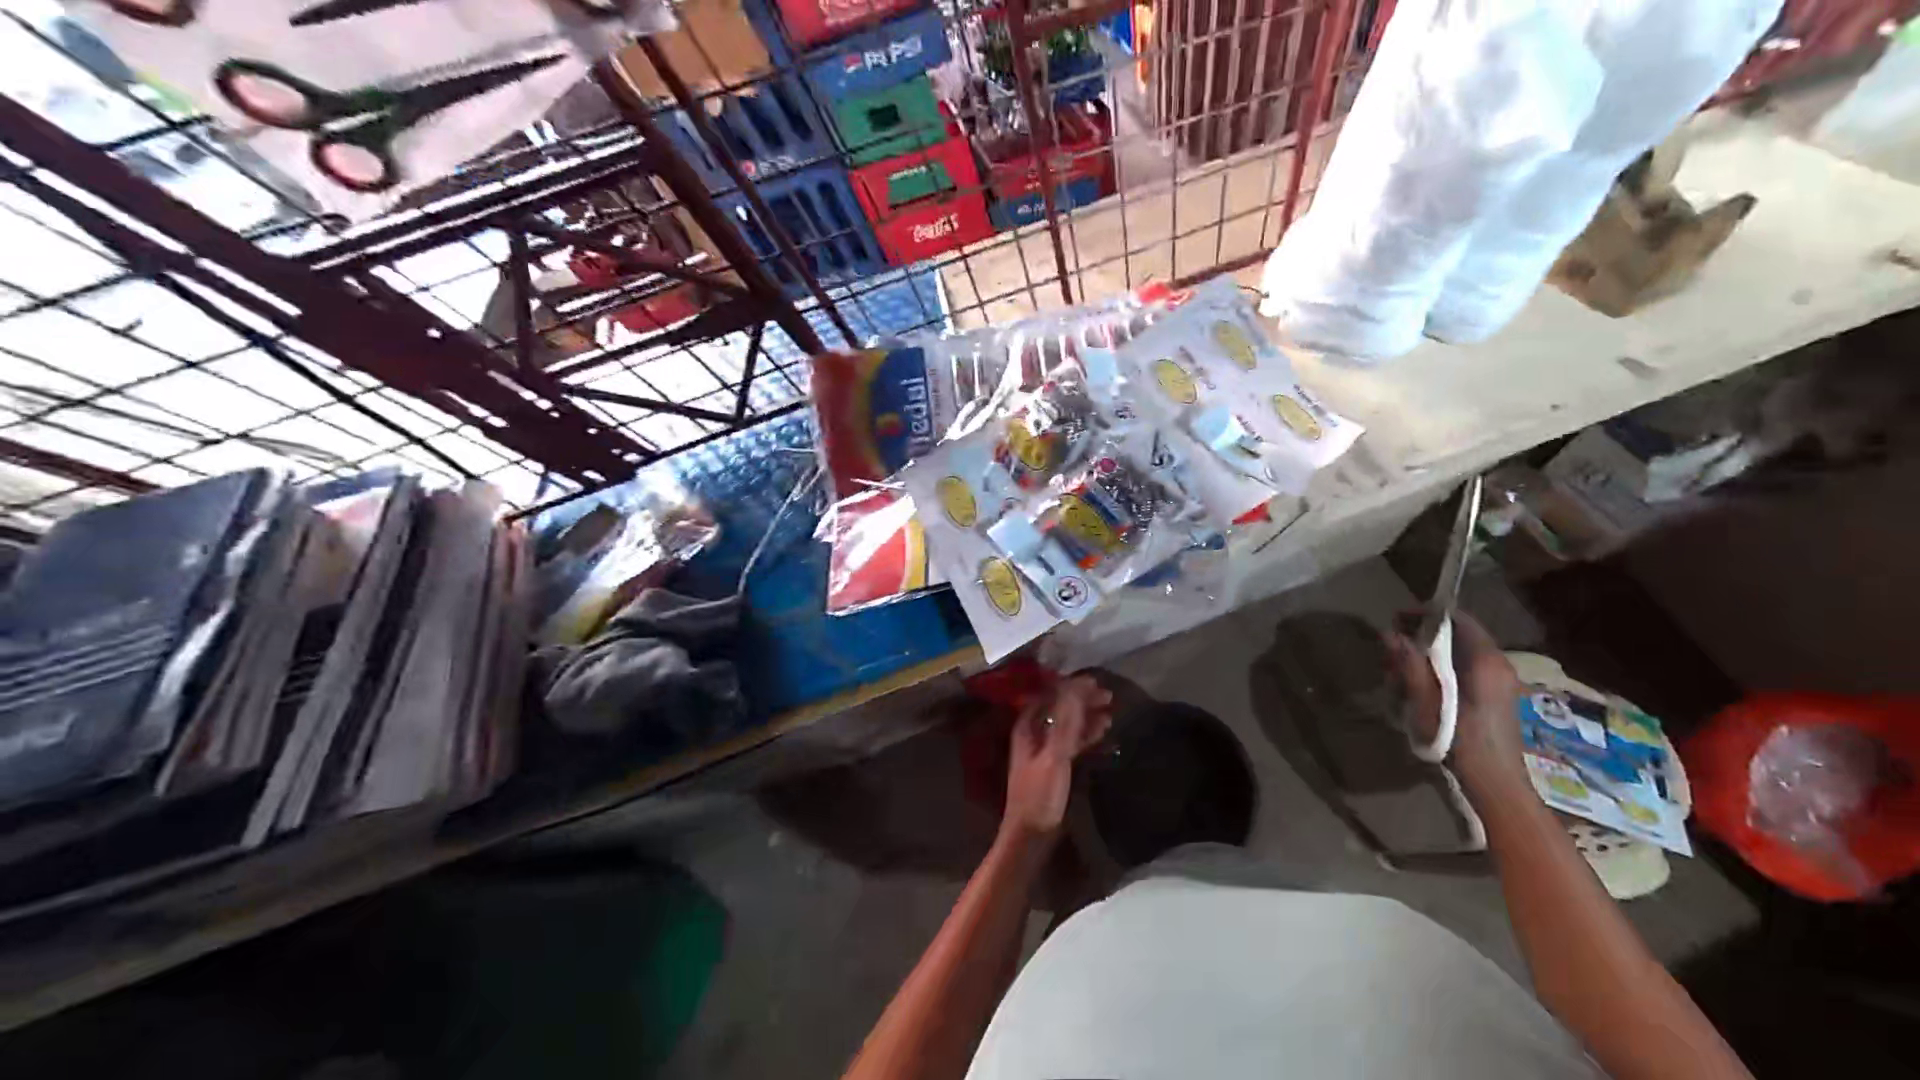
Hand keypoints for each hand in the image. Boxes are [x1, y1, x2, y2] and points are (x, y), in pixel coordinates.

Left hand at [1002, 674, 1113, 843]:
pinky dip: (1086, 733)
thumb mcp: (1055, 756)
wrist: (1030, 835)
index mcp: (1027, 727)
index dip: (1070, 686)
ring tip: (1111, 710)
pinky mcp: (1054, 765)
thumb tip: (1075, 687)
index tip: (1095, 682)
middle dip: (1081, 699)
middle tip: (1109, 695)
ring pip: (1067, 723)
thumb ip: (1066, 723)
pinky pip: (1071, 741)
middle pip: (1058, 707)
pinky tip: (1103, 731)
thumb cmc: (1040, 796)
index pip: (1049, 695)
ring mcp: (1043, 749)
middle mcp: (1033, 733)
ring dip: (1086, 715)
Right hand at [1385, 612, 1527, 800]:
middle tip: (1391, 648)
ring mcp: (1501, 680)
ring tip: (1399, 669)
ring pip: (1460, 652)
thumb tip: (1391, 634)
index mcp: (1486, 662)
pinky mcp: (1497, 694)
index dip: (1427, 614)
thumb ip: (1411, 666)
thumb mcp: (1427, 703)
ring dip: (1429, 653)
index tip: (1397, 617)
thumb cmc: (1459, 741)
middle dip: (1423, 636)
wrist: (1496, 782)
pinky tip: (1421, 685)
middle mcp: (1499, 665)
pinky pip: (1466, 667)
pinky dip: (1442, 667)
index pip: (1459, 619)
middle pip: (1459, 635)